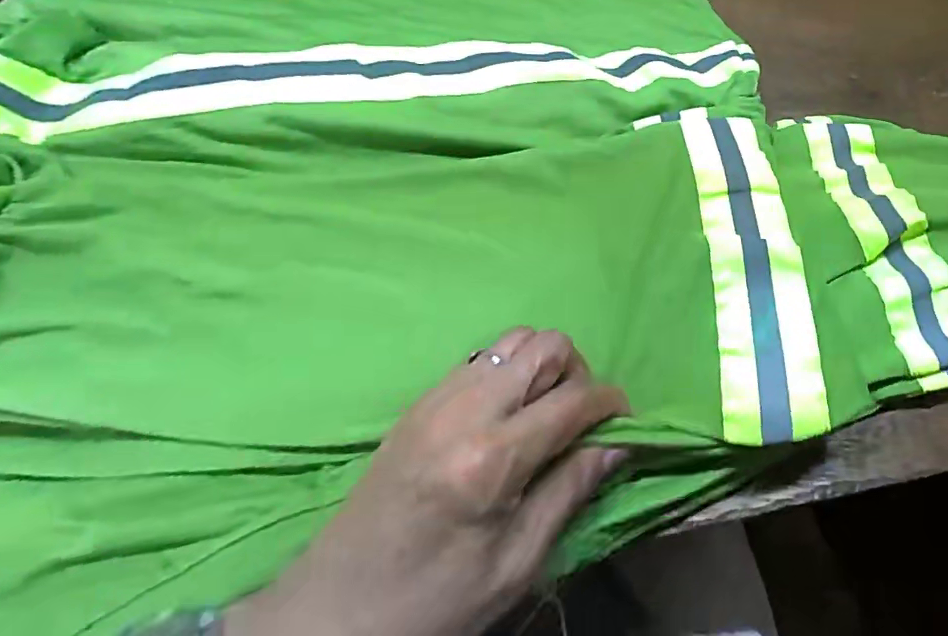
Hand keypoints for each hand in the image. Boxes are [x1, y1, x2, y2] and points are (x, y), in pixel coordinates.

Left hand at [227, 328, 629, 635]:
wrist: (324, 622)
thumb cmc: (431, 605)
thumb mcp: (515, 564)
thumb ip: (570, 490)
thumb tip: (619, 444)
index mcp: (490, 460)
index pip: (575, 400)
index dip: (612, 404)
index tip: (623, 424)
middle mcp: (464, 413)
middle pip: (547, 346)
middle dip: (578, 374)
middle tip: (576, 419)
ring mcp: (436, 401)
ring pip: (516, 340)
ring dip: (543, 366)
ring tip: (542, 412)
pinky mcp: (418, 404)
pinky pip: (483, 357)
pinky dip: (510, 371)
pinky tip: (506, 415)